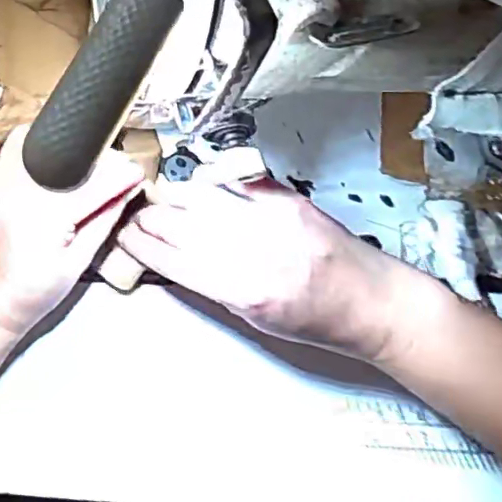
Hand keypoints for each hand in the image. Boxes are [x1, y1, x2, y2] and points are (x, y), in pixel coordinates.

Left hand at [0, 128, 145, 337]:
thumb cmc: (27, 291)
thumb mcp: (76, 261)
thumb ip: (103, 219)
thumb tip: (126, 190)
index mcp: (40, 214)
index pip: (91, 182)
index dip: (119, 174)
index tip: (134, 170)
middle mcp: (11, 190)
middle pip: (56, 148)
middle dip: (87, 153)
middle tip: (104, 166)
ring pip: (25, 139)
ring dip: (55, 146)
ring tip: (74, 167)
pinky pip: (7, 153)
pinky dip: (29, 155)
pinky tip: (44, 174)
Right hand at [117, 176, 433, 363]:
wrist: (378, 303)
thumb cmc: (317, 320)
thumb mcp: (252, 316)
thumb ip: (204, 281)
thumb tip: (159, 252)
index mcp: (241, 289)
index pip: (163, 256)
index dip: (133, 243)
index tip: (122, 237)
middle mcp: (253, 251)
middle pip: (169, 220)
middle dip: (144, 219)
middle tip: (138, 220)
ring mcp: (268, 218)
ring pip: (191, 193)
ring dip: (169, 198)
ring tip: (165, 203)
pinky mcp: (284, 197)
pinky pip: (226, 181)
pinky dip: (206, 185)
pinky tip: (201, 193)